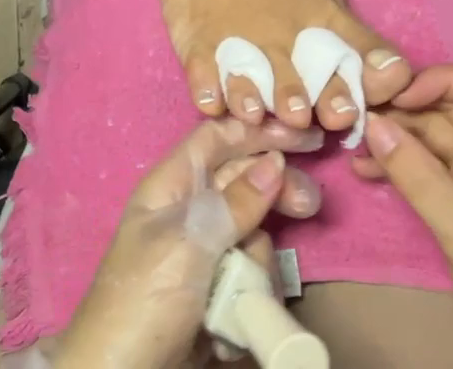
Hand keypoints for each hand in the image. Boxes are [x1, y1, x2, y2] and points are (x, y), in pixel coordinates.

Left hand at [52, 119, 323, 366]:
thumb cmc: (144, 298)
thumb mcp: (189, 243)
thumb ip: (234, 202)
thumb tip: (273, 162)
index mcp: (171, 184)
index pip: (217, 137)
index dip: (257, 129)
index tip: (303, 135)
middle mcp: (189, 210)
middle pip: (244, 180)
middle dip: (276, 192)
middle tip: (308, 206)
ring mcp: (205, 253)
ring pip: (255, 234)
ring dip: (258, 262)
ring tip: (245, 292)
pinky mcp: (217, 292)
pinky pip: (251, 277)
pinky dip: (252, 296)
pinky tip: (236, 322)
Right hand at [177, 0, 415, 133]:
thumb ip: (349, 33)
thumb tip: (390, 72)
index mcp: (318, 21)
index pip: (344, 61)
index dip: (351, 89)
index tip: (352, 110)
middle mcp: (280, 35)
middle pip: (292, 79)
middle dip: (298, 99)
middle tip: (300, 114)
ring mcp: (235, 37)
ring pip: (245, 78)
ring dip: (250, 98)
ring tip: (254, 112)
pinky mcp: (195, 34)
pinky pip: (200, 67)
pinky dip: (205, 86)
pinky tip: (210, 102)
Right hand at [354, 66, 452, 368]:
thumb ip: (421, 179)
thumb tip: (373, 125)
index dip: (440, 82)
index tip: (393, 95)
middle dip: (409, 106)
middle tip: (359, 109)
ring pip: (437, 135)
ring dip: (397, 134)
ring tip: (354, 138)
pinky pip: (429, 165)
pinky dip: (399, 162)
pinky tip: (365, 168)